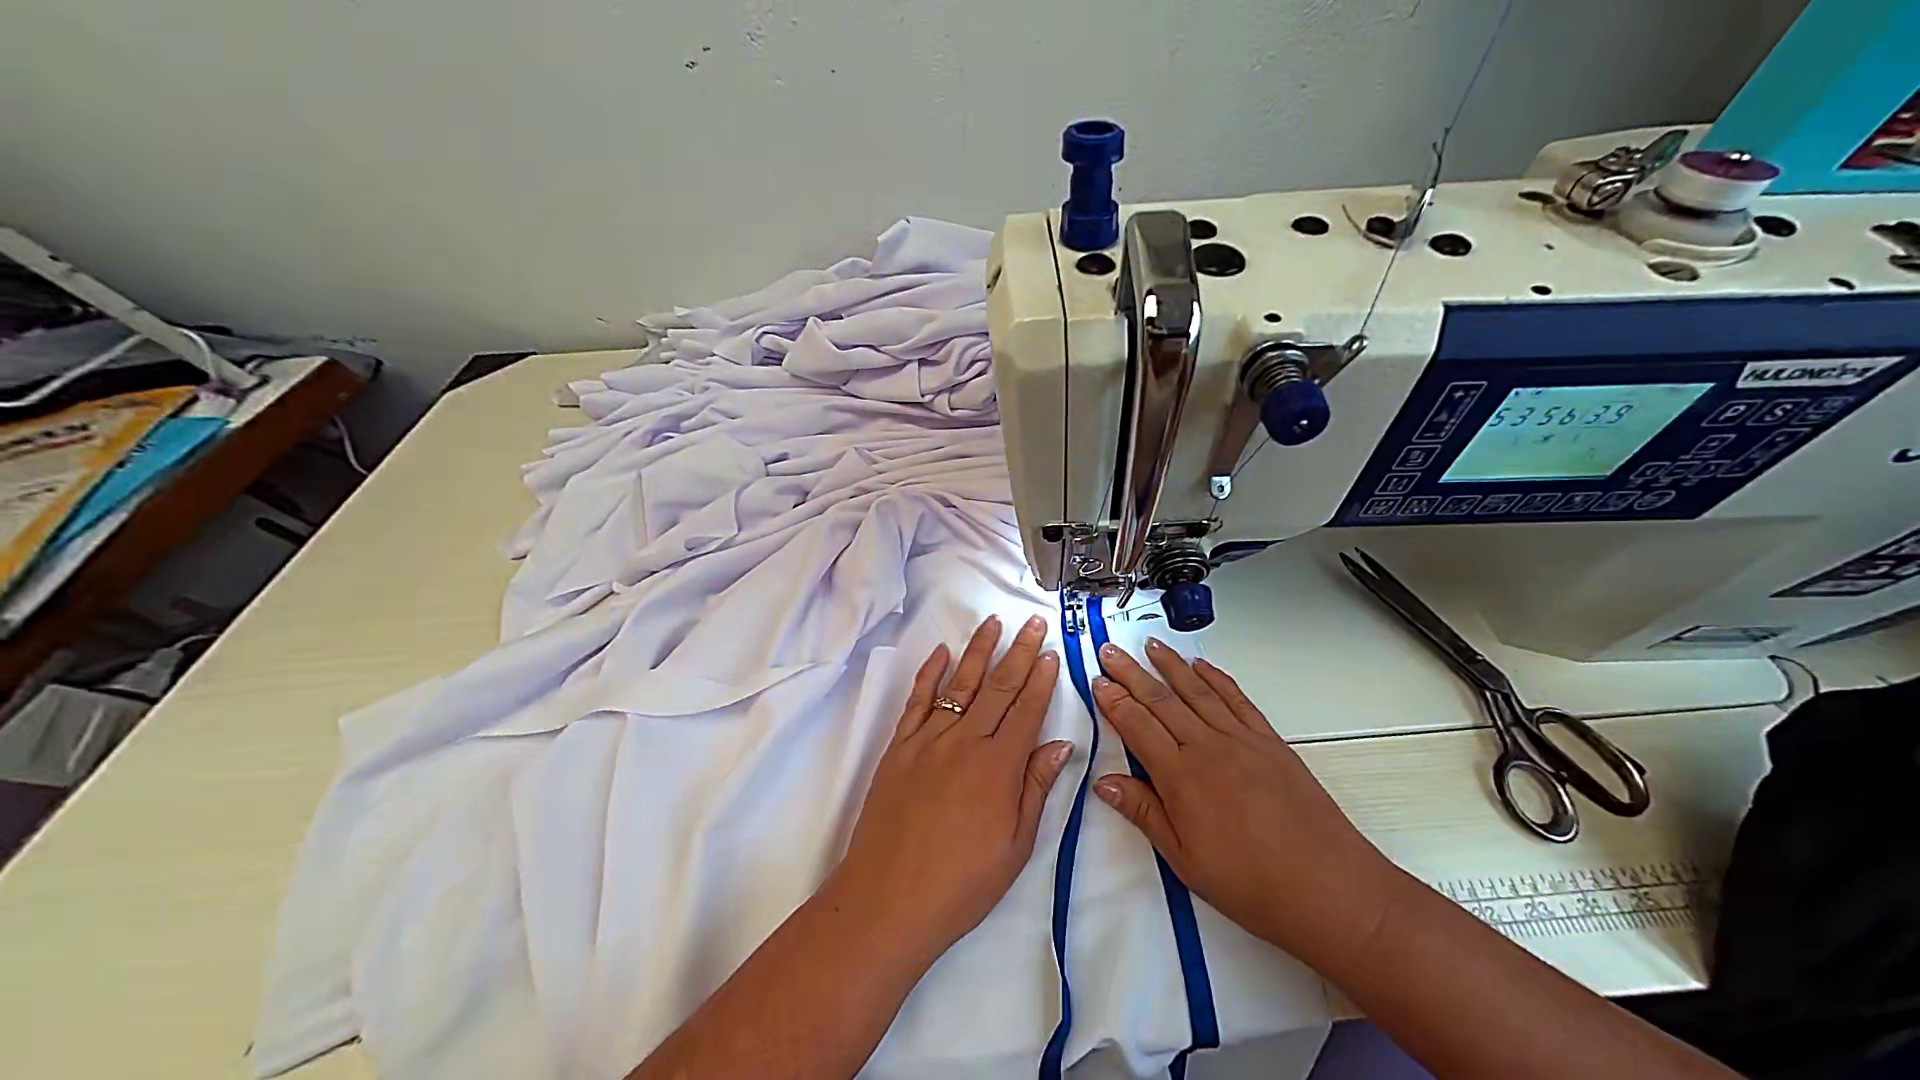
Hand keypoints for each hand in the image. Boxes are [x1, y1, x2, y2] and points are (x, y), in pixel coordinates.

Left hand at [821, 615, 1071, 963]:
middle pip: (997, 687)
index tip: (1051, 653)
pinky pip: (917, 702)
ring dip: (977, 651)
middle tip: (1031, 622)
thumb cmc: (962, 882)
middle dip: (1018, 652)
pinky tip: (940, 653)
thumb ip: (1036, 788)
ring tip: (992, 624)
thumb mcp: (1015, 845)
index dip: (1042, 679)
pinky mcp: (899, 748)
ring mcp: (928, 741)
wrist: (889, 898)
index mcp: (999, 766)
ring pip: (959, 684)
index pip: (1027, 710)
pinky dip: (929, 674)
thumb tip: (1061, 745)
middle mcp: (965, 742)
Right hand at [1090, 639, 1404, 966]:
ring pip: (1197, 692)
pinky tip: (1202, 667)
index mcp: (1182, 778)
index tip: (1098, 683)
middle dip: (1132, 673)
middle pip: (1161, 700)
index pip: (1138, 726)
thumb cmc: (1255, 883)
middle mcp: (1209, 749)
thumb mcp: (1185, 859)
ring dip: (1170, 666)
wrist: (1329, 888)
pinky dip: (1217, 679)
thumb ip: (1144, 813)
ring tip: (1150, 646)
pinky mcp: (1270, 743)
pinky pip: (1237, 700)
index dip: (1114, 701)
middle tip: (1112, 653)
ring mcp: (1242, 741)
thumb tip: (1106, 784)